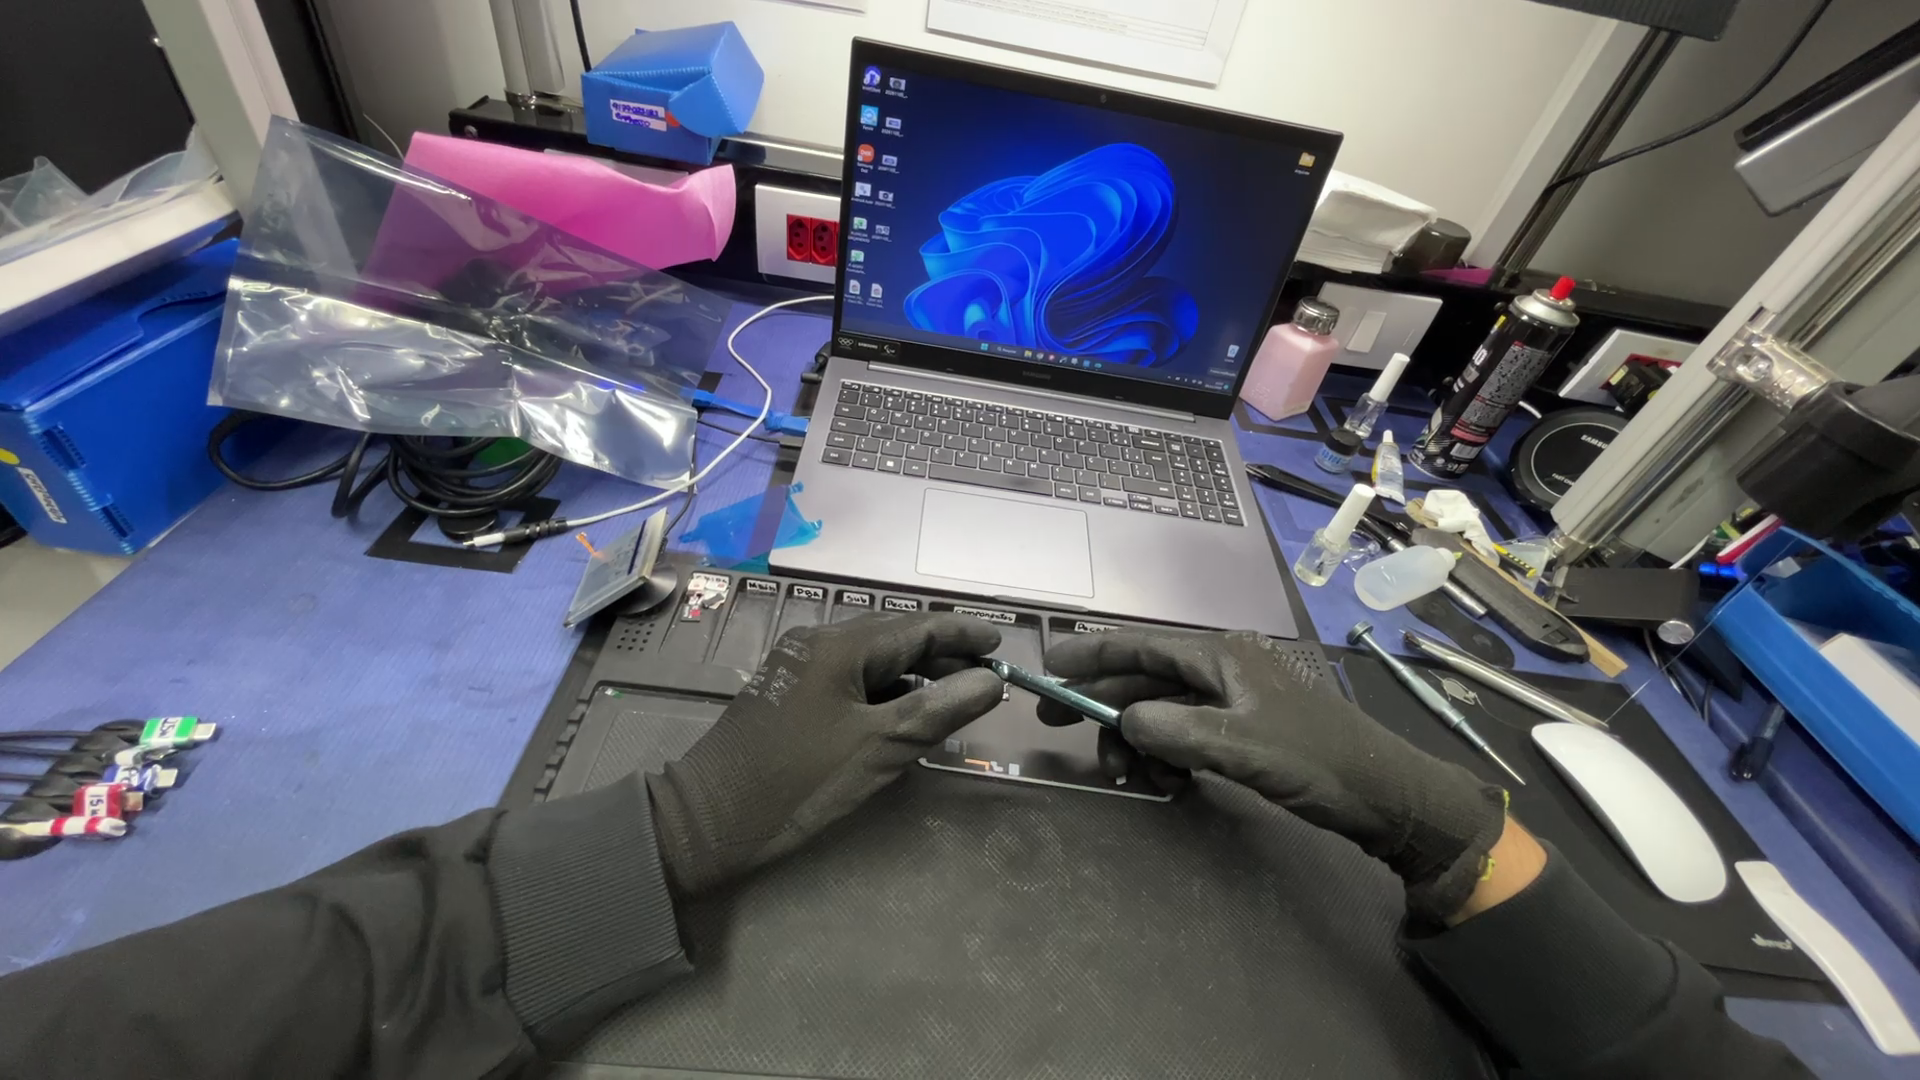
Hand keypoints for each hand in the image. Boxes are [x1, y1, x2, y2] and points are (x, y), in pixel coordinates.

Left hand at [646, 612, 1002, 897]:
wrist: (706, 820)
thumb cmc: (797, 782)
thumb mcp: (879, 748)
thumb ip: (939, 709)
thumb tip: (991, 681)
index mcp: (840, 645)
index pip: (917, 627)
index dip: (963, 634)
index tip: (1001, 644)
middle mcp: (819, 642)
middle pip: (896, 637)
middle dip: (943, 651)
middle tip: (986, 672)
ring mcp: (801, 665)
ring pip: (873, 658)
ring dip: (915, 671)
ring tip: (955, 694)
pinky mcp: (791, 691)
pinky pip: (852, 677)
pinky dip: (886, 689)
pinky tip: (905, 711)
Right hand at [1042, 630, 1507, 922]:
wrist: (1387, 797)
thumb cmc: (1315, 761)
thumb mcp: (1239, 745)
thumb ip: (1172, 730)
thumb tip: (1122, 721)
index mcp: (1219, 655)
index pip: (1140, 646)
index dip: (1091, 654)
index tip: (1049, 666)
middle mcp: (1219, 668)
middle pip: (1143, 680)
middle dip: (1103, 706)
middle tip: (1057, 725)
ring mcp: (1230, 699)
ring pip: (1161, 712)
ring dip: (1137, 742)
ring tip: (1129, 776)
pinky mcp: (1240, 729)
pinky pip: (1184, 735)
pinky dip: (1167, 756)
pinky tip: (1167, 783)